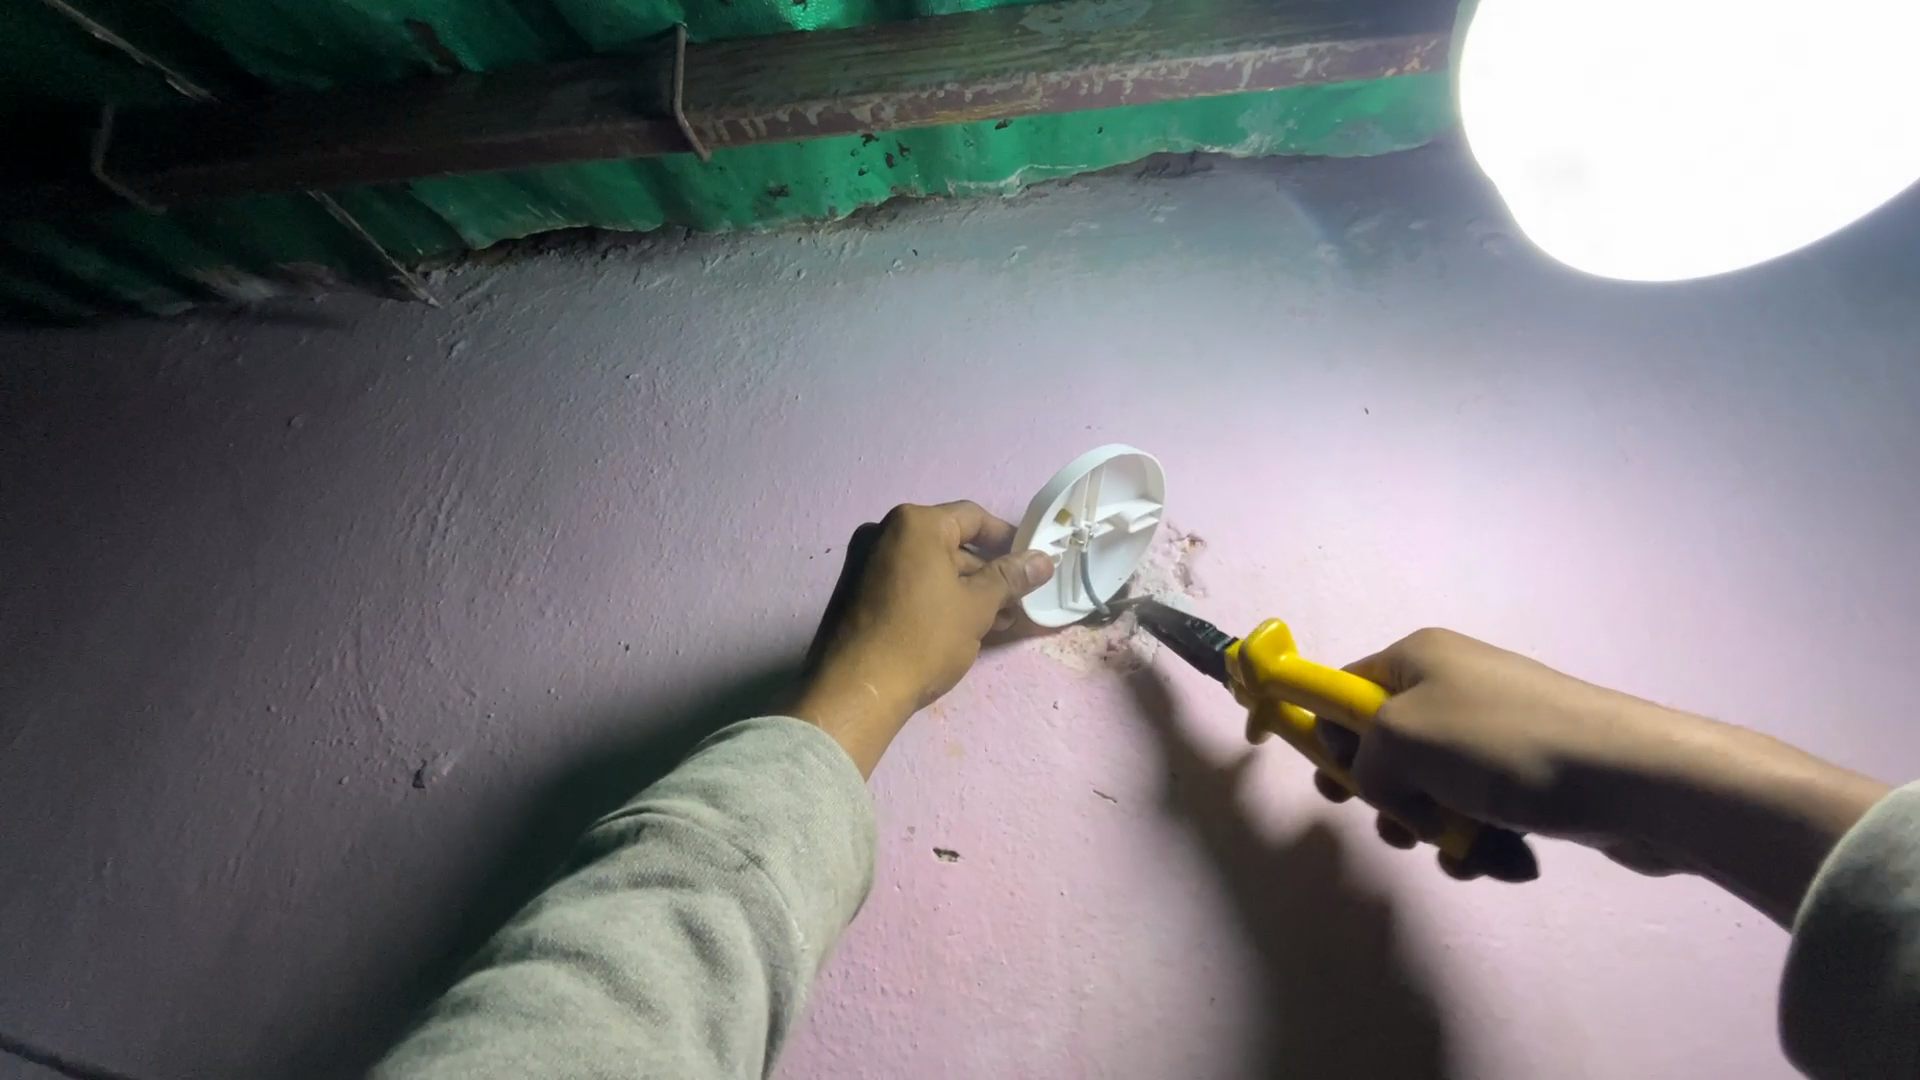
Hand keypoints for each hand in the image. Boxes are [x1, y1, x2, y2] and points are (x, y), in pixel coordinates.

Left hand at [791, 501, 1053, 775]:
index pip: (973, 517)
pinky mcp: (856, 591)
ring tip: (996, 621)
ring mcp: (865, 562)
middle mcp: (883, 532)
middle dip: (986, 573)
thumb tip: (1042, 559)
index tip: (1030, 563)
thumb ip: (1011, 577)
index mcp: (914, 524)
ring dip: (964, 589)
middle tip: (1016, 601)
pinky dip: (935, 597)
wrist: (857, 691)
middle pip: (949, 543)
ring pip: (929, 567)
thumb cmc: (923, 639)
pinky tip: (960, 627)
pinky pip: (907, 583)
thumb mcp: (977, 606)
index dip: (1008, 539)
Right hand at [1305, 629, 1887, 920]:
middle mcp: (1452, 685)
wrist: (1644, 780)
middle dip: (1388, 796)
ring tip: (1460, 852)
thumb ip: (1361, 762)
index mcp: (1416, 659)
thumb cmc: (1502, 744)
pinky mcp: (1533, 773)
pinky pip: (1479, 806)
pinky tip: (1501, 862)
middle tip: (1395, 827)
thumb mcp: (1400, 741)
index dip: (1326, 733)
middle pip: (1386, 745)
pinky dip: (1480, 838)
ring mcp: (1495, 729)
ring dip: (1436, 828)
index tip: (1329, 781)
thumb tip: (1382, 787)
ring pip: (1432, 786)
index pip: (1344, 689)